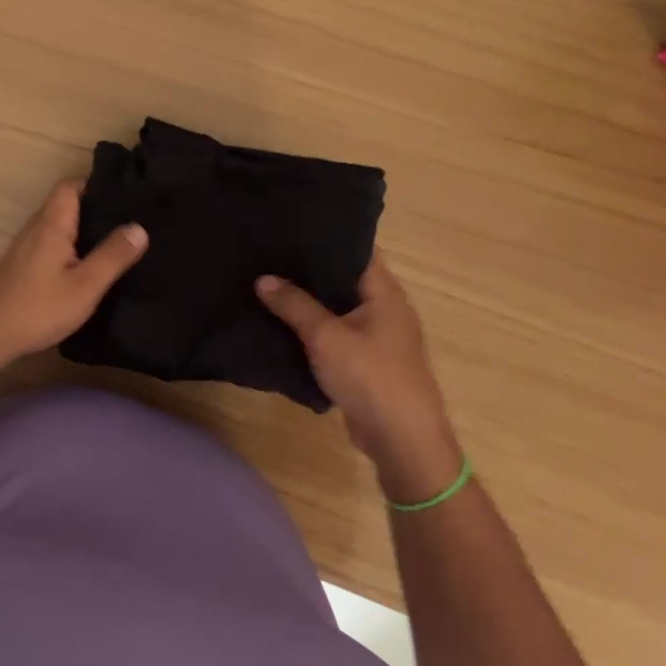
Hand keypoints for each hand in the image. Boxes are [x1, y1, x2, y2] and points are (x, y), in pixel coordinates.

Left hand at [0, 181, 147, 367]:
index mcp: (51, 225)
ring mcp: (25, 248)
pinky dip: (70, 246)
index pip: (70, 186)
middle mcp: (35, 228)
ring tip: (116, 239)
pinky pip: (51, 244)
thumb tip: (139, 226)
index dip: (95, 185)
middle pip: (64, 204)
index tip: (126, 194)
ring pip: (58, 226)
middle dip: (95, 207)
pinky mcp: (21, 266)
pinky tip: (87, 264)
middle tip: (130, 218)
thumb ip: (112, 255)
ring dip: (83, 229)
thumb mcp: (85, 285)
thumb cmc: (39, 308)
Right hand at [256, 256, 462, 501]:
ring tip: (267, 282)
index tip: (290, 226)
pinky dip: (312, 328)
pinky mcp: (366, 362)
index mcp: (386, 294)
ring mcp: (378, 338)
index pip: (358, 250)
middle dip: (309, 269)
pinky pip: (335, 334)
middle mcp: (386, 310)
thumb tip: (263, 278)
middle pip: (344, 279)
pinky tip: (281, 323)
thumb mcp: (325, 336)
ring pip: (337, 308)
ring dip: (308, 301)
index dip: (327, 235)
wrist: (402, 439)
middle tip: (268, 253)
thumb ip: (294, 305)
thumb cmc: (371, 377)